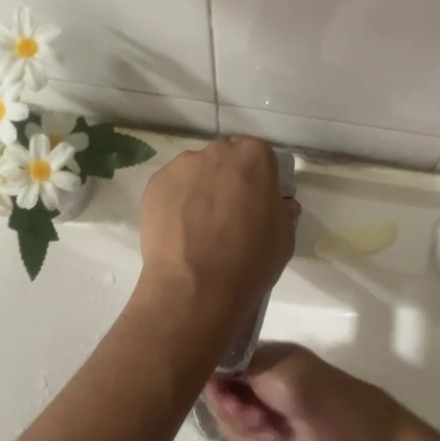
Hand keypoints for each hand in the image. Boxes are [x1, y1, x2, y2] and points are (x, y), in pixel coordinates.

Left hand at [136, 135, 299, 318]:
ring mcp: (181, 166)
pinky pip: (171, 188)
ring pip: (194, 172)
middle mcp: (216, 152)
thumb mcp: (285, 238)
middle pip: (223, 158)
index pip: (257, 155)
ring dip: (199, 190)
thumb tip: (278, 205)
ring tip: (197, 227)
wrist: (195, 288)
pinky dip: (175, 203)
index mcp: (254, 157)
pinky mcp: (154, 185)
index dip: (256, 178)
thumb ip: (282, 211)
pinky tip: (178, 231)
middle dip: (226, 179)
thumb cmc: (250, 261)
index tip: (254, 200)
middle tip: (226, 214)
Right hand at [201, 343, 404, 440]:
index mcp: (256, 359)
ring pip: (229, 423)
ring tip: (269, 430)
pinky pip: (243, 440)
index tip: (228, 400)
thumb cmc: (310, 389)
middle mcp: (254, 382)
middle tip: (255, 417)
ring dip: (246, 430)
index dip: (216, 389)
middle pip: (219, 401)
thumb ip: (237, 366)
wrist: (346, 424)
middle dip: (234, 414)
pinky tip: (274, 440)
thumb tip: (209, 368)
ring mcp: (259, 409)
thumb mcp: (271, 368)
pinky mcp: (266, 433)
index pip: (218, 371)